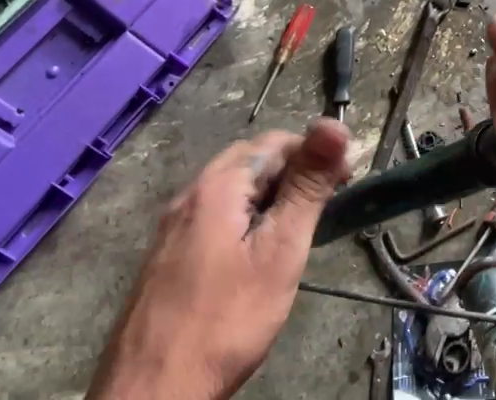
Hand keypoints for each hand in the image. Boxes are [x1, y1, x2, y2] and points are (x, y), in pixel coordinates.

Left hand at [87, 120, 350, 399]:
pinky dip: (244, 220)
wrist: (150, 396)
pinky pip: (213, 218)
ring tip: (297, 231)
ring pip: (231, 191)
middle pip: (251, 162)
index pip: (277, 142)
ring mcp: (171, 229)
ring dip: (270, 197)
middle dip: (294, 172)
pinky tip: (255, 255)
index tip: (346, 184)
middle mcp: (188, 196)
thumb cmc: (225, 321)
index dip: (317, 154)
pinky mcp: (165, 260)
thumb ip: (307, 186)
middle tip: (326, 207)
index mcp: (217, 186)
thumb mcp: (279, 251)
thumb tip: (335, 123)